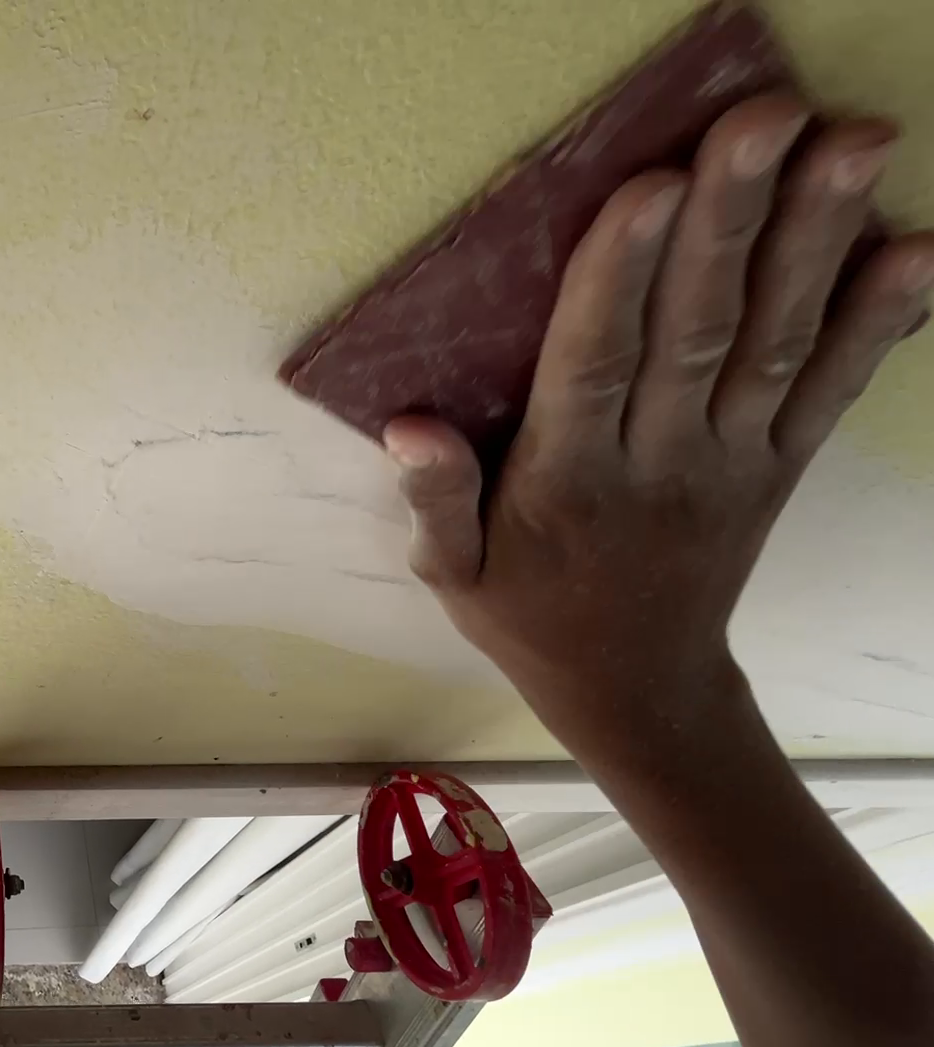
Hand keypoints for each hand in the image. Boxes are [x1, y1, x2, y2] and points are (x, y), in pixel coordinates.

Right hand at [385, 94, 933, 738]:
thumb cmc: (521, 613)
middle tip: (761, 121)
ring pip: (776, 345)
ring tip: (853, 143)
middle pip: (696, 334)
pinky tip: (913, 248)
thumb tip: (407, 427)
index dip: (619, 281)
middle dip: (729, 224)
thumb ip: (434, 500)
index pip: (594, 369)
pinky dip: (880, 321)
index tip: (645, 190)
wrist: (629, 681)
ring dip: (816, 243)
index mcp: (567, 483)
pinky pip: (832, 392)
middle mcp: (658, 463)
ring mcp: (731, 463)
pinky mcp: (775, 469)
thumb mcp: (448, 571)